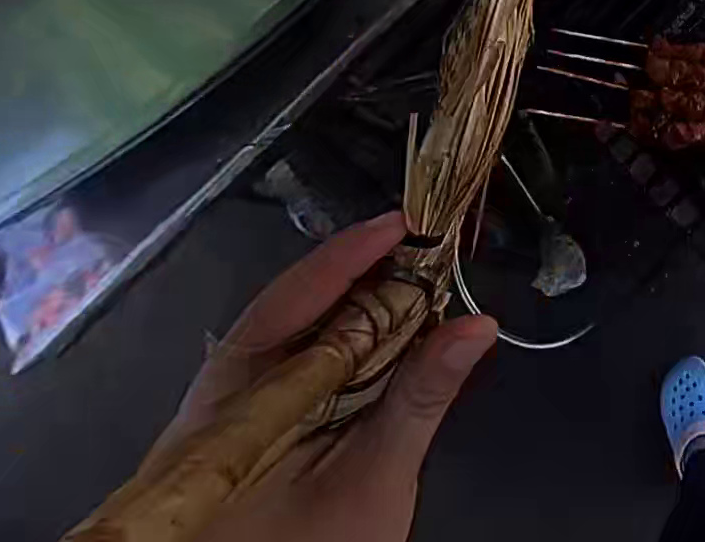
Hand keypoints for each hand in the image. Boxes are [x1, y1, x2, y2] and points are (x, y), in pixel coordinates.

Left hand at [148, 212, 497, 541]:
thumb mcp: (372, 480)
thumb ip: (420, 399)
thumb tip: (480, 324)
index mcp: (224, 420)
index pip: (280, 314)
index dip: (341, 262)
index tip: (401, 223)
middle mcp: (229, 404)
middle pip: (296, 311)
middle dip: (366, 270)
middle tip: (432, 238)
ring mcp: (253, 411)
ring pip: (313, 330)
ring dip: (374, 296)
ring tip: (430, 266)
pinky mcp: (282, 419)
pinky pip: (327, 355)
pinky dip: (373, 329)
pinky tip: (410, 316)